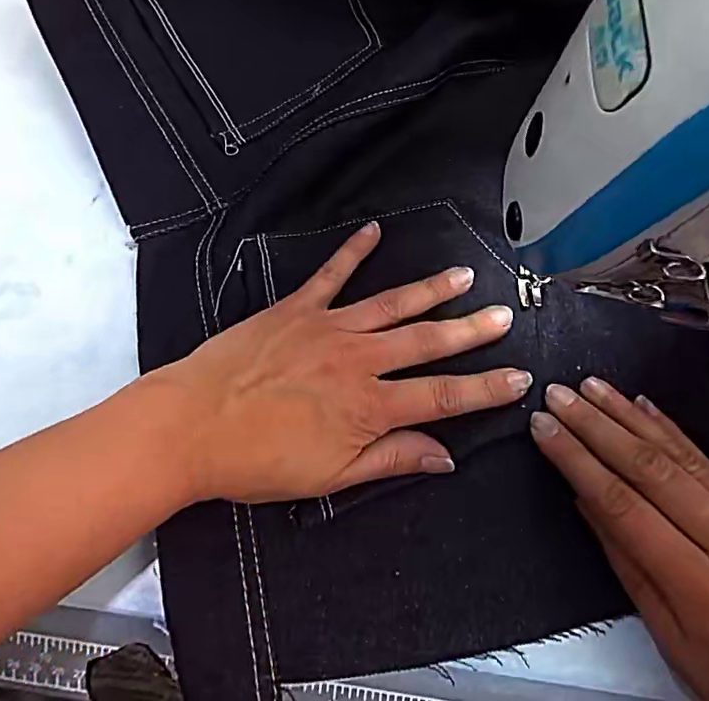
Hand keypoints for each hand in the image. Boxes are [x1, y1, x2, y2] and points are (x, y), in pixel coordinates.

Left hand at [144, 221, 528, 503]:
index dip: (487, 389)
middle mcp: (359, 360)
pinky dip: (354, 251)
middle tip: (504, 314)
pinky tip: (375, 231)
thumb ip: (391, 460)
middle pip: (428, 342)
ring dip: (432, 289)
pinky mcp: (299, 308)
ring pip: (394, 304)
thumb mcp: (329, 477)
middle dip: (472, 330)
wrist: (190, 426)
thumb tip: (443, 459)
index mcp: (369, 406)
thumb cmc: (255, 460)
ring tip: (464, 275)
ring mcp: (331, 328)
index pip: (443, 396)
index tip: (518, 378)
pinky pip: (332, 274)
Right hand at [530, 378, 708, 700]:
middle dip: (598, 426)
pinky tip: (651, 411)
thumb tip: (595, 513)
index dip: (578, 462)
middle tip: (563, 395)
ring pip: (685, 459)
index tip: (549, 431)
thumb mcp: (687, 661)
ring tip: (596, 389)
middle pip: (653, 471)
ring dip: (632, 418)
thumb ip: (637, 580)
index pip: (626, 509)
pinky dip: (678, 435)